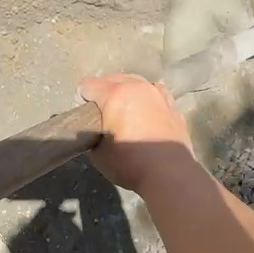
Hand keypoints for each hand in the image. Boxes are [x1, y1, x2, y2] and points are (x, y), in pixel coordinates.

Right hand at [77, 74, 201, 195]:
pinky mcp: (172, 105)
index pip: (87, 85)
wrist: (169, 173)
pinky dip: (147, 99)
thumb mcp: (98, 154)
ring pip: (136, 82)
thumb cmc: (129, 163)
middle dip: (104, 94)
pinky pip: (155, 92)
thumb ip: (93, 134)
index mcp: (115, 94)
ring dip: (127, 93)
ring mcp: (157, 94)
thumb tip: (97, 131)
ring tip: (125, 112)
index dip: (81, 101)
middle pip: (112, 79)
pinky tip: (146, 111)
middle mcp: (137, 87)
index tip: (84, 117)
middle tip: (103, 116)